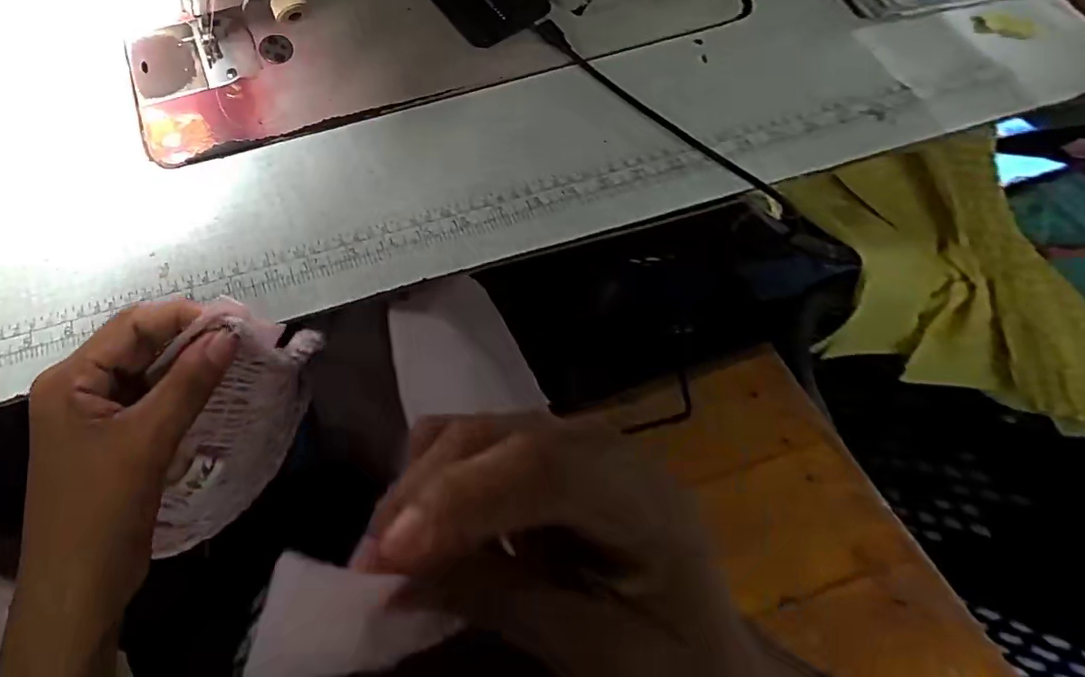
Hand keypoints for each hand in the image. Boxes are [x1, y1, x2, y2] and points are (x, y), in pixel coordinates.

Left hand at [0, 301, 237, 676]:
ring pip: (144, 373)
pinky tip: (210, 388)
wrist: (75, 599)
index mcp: (69, 378)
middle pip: (136, 346)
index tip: (229, 319)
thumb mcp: (146, 442)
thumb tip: (227, 335)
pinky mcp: (109, 438)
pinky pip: (146, 400)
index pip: (130, 326)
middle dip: (186, 338)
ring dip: (185, 364)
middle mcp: (75, 387)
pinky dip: (177, 392)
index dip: (180, 316)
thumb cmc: (100, 513)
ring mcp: (91, 414)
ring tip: (232, 355)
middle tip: (238, 335)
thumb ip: (187, 383)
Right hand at [356, 412, 779, 676]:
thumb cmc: (680, 661)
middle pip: (489, 439)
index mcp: (640, 494)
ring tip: (383, 551)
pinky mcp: (531, 445)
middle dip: (420, 495)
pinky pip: (463, 442)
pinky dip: (428, 480)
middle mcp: (595, 442)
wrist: (716, 647)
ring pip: (465, 431)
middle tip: (368, 564)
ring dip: (414, 485)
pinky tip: (416, 528)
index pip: (542, 467)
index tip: (396, 554)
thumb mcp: (608, 657)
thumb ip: (507, 606)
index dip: (462, 499)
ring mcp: (559, 434)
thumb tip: (401, 579)